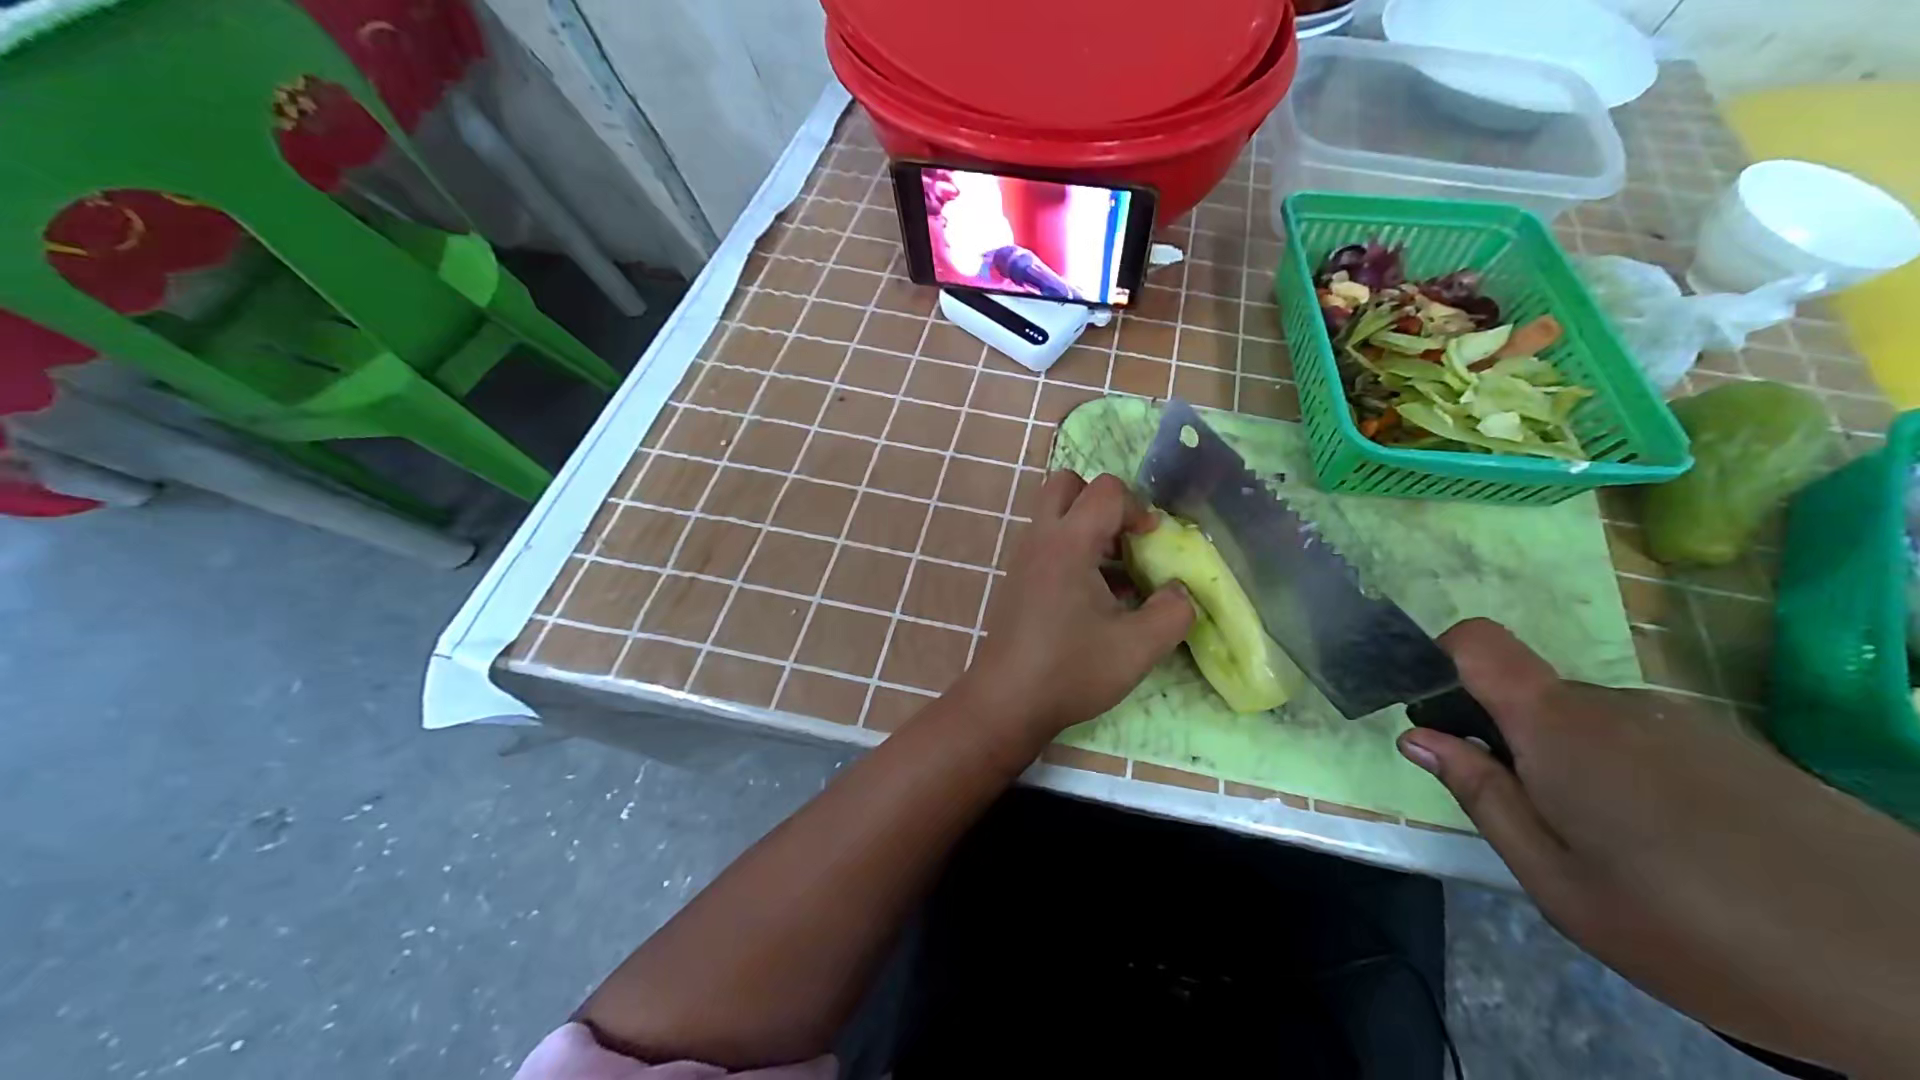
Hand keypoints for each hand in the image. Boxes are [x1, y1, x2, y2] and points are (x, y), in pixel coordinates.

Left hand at [958, 471, 1192, 744]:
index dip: (1138, 507)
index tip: (1154, 542)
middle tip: (1126, 540)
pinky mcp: (1018, 581)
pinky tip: (1096, 600)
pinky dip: (1074, 553)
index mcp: (1068, 543)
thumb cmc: (1071, 670)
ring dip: (1089, 530)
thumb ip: (1174, 612)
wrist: (1006, 702)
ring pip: (1055, 516)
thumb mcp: (1139, 647)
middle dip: (1103, 502)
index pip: (1106, 490)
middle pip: (1067, 485)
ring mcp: (1023, 559)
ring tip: (1118, 577)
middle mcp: (1040, 539)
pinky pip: (1047, 544)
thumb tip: (1180, 591)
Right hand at [1400, 619, 1919, 1075]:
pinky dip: (1630, 777)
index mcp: (1559, 728)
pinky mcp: (1737, 747)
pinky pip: (1646, 741)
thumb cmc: (1695, 931)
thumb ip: (1482, 796)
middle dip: (1512, 742)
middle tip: (1539, 824)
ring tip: (1619, 852)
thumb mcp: (1558, 882)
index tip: (1438, 712)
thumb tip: (1420, 738)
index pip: (1477, 642)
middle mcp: (1617, 705)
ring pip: (1589, 724)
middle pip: (1532, 695)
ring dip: (1574, 767)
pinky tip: (1679, 850)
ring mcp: (1684, 721)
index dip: (1442, 656)